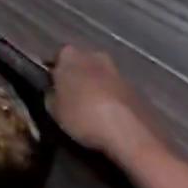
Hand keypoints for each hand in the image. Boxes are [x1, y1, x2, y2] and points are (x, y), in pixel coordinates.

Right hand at [48, 45, 169, 160]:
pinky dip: (113, 103)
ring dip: (97, 91)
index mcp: (69, 54)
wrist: (131, 133)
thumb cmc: (83, 116)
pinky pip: (117, 93)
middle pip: (80, 65)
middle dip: (77, 79)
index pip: (57, 59)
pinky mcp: (136, 88)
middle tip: (73, 103)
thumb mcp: (54, 110)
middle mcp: (93, 54)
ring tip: (94, 116)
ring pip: (101, 78)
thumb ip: (51, 96)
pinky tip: (112, 122)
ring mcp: (117, 70)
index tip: (54, 93)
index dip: (54, 76)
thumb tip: (55, 94)